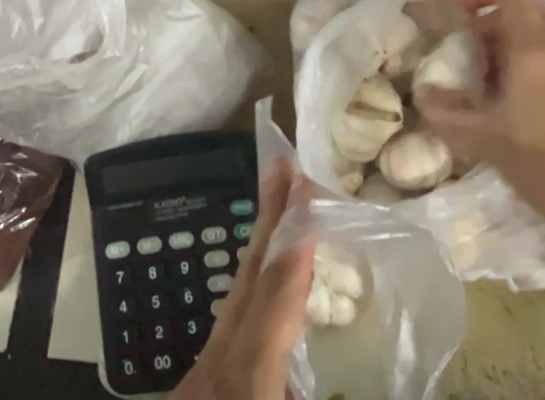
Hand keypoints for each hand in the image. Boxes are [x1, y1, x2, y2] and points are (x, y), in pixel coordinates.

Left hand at [169, 158, 313, 399]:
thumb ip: (324, 395)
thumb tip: (352, 385)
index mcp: (244, 382)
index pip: (273, 301)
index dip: (294, 245)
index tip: (305, 191)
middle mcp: (215, 367)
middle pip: (246, 283)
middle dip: (268, 222)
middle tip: (283, 168)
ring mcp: (197, 373)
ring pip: (232, 301)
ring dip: (259, 251)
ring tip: (280, 210)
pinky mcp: (191, 385)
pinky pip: (226, 325)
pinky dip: (250, 292)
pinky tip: (263, 282)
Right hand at [413, 0, 544, 263]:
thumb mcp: (485, 141)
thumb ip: (447, 112)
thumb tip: (425, 93)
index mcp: (537, 47)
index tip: (455, 12)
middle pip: (527, 13)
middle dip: (491, 27)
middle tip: (468, 59)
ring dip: (514, 50)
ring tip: (492, 90)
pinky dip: (538, 68)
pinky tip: (526, 112)